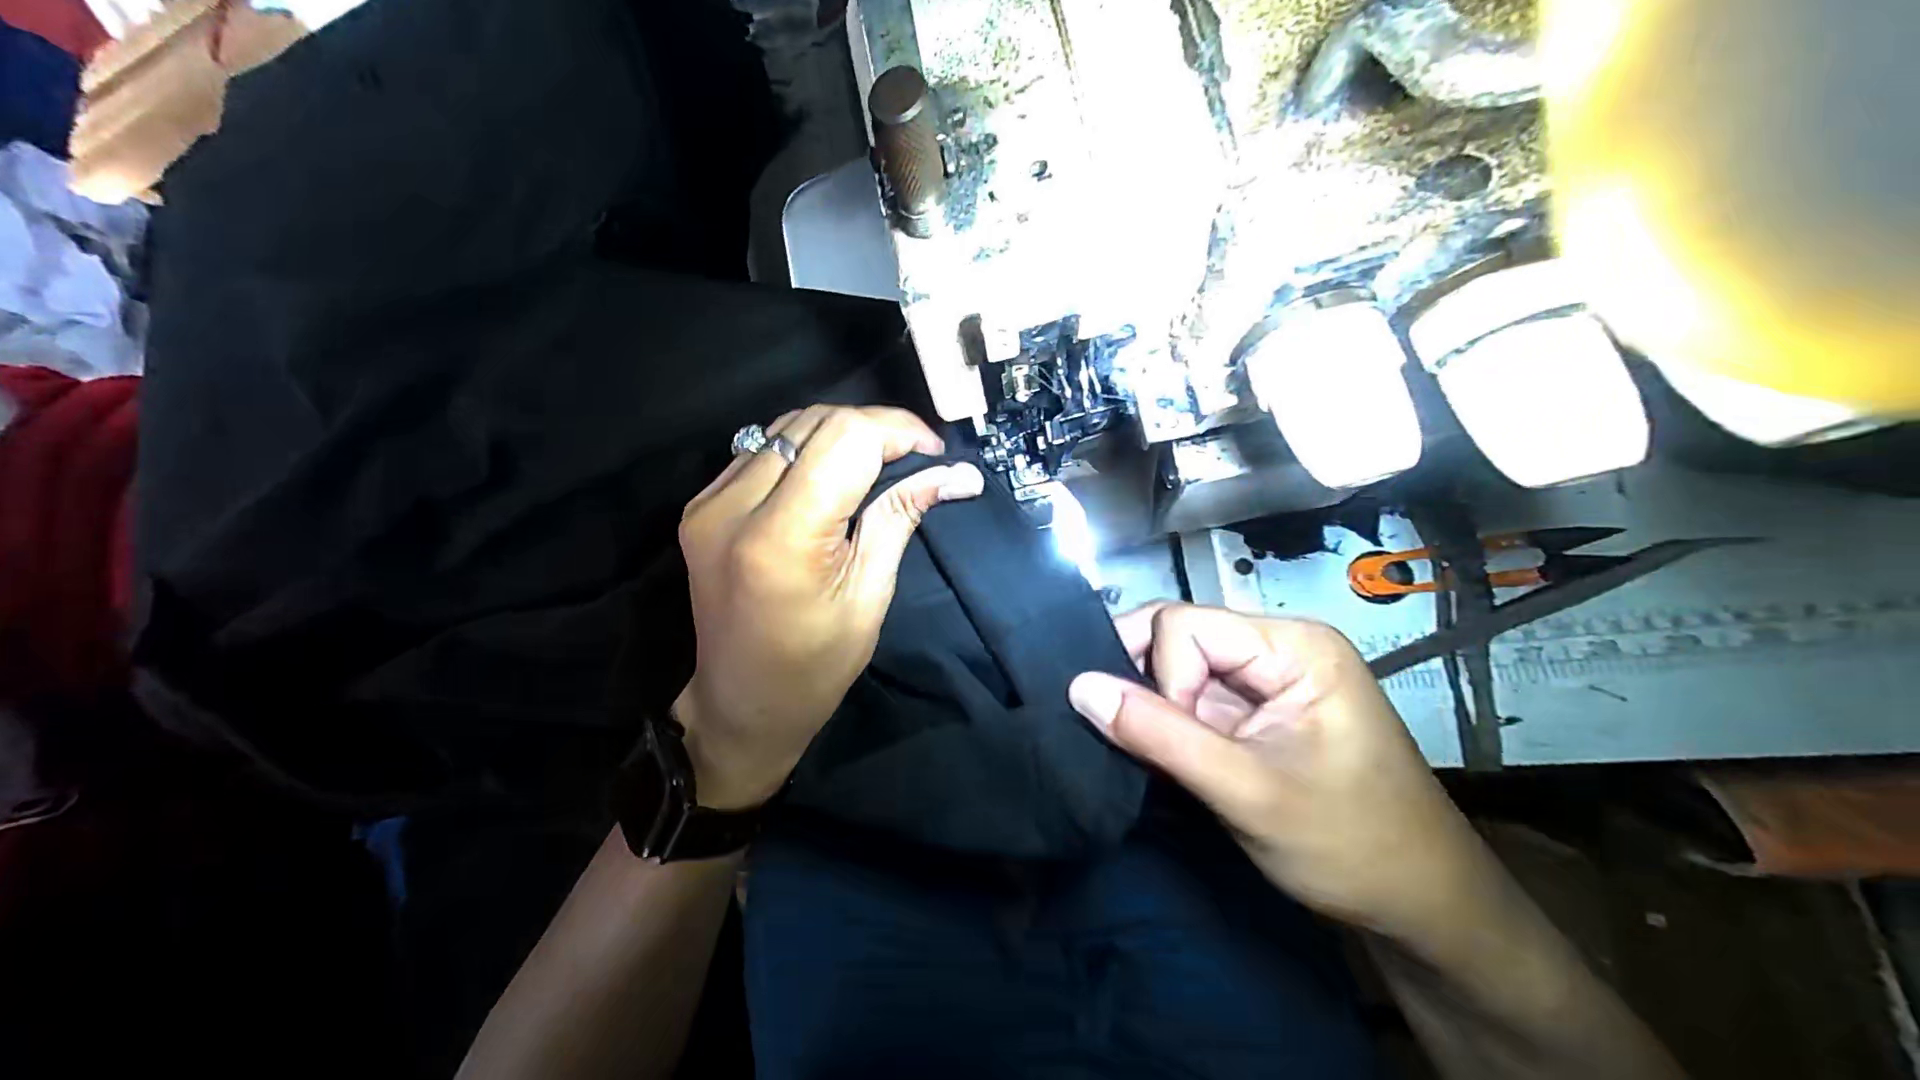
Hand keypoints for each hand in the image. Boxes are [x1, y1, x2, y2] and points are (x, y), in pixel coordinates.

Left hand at [675, 405, 984, 808]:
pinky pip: (765, 449)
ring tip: (878, 468)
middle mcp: (732, 507)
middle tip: (914, 462)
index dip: (898, 432)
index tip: (935, 456)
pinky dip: (807, 451)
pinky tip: (831, 479)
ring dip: (842, 436)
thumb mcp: (870, 596)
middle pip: (817, 422)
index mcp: (779, 539)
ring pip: (789, 426)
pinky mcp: (702, 504)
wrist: (740, 704)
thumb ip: (900, 517)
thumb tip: (954, 473)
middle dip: (876, 430)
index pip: (845, 439)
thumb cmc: (814, 669)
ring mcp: (709, 502)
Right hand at [1067, 604, 1493, 946]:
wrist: (1420, 907)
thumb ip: (1159, 735)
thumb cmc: (1350, 845)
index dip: (1163, 677)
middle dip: (1149, 683)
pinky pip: (1191, 694)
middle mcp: (1279, 646)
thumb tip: (1078, 687)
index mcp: (1294, 645)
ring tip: (1153, 751)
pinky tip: (1163, 751)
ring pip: (1178, 665)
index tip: (1178, 742)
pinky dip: (1168, 722)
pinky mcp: (1255, 708)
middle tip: (1144, 740)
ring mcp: (1267, 677)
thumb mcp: (1247, 792)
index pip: (1187, 625)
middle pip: (1179, 635)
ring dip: (1155, 706)